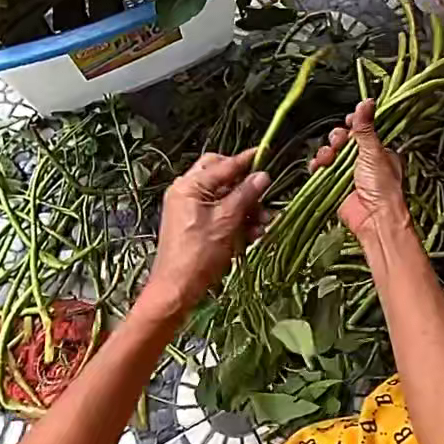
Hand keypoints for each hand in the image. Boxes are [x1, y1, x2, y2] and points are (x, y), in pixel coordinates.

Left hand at [144, 149, 270, 316]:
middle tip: (264, 197)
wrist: (178, 288)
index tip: (266, 154)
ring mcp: (191, 210)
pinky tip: (253, 233)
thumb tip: (263, 176)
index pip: (223, 165)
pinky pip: (221, 215)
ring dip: (247, 208)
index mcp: (189, 186)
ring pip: (225, 198)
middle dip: (246, 188)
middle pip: (223, 178)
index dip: (246, 161)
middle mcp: (187, 193)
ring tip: (263, 223)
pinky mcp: (196, 226)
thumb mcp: (227, 221)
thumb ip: (246, 195)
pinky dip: (237, 221)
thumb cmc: (198, 254)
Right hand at [308, 99, 408, 239]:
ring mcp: (348, 174)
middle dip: (337, 139)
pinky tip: (318, 166)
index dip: (353, 125)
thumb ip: (366, 127)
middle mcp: (363, 161)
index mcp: (378, 150)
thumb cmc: (382, 187)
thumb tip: (367, 101)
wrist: (374, 219)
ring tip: (328, 157)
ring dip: (326, 152)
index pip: (362, 131)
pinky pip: (322, 171)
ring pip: (331, 154)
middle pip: (343, 141)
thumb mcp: (373, 151)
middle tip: (338, 143)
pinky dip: (318, 167)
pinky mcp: (336, 186)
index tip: (348, 121)